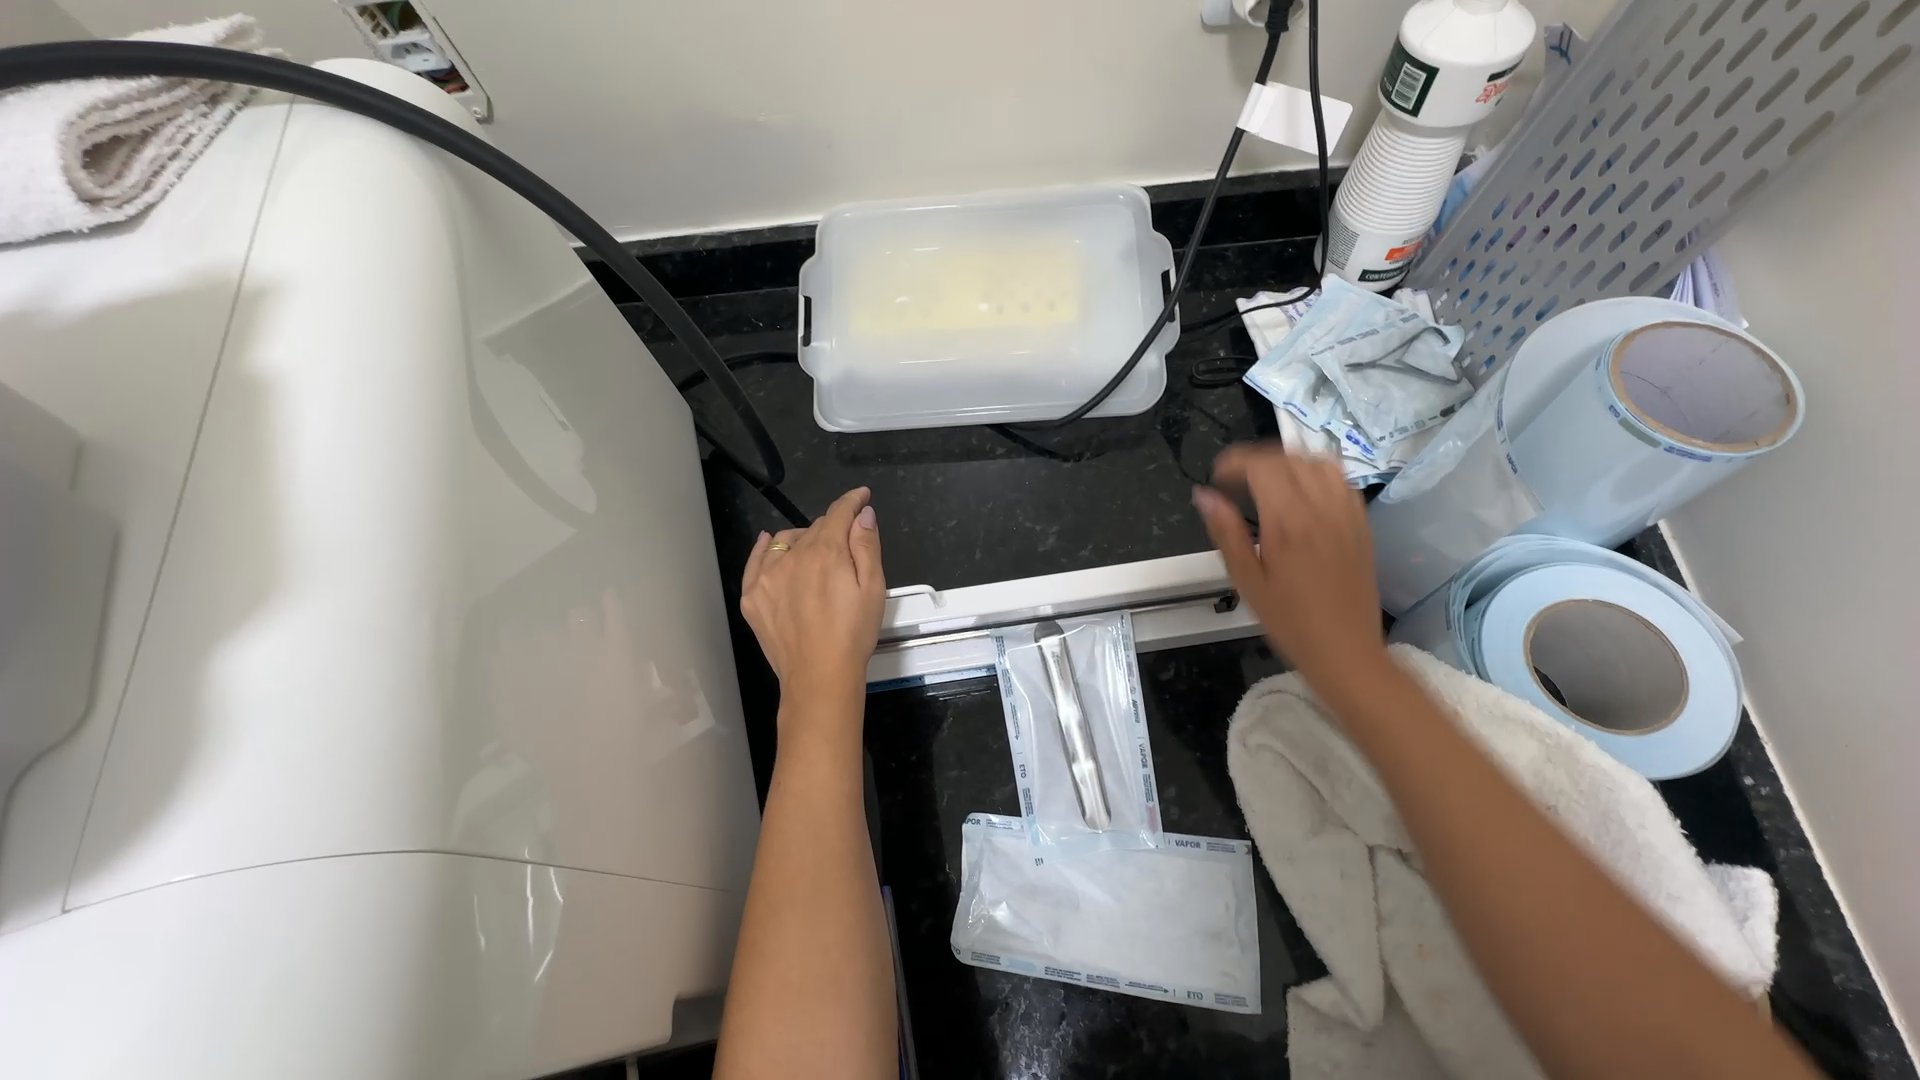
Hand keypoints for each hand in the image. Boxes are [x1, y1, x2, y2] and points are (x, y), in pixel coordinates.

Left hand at [741, 487, 885, 703]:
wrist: (819, 676)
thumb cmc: (853, 634)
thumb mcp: (874, 588)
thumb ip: (866, 545)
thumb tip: (863, 513)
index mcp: (826, 552)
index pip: (839, 513)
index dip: (852, 501)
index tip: (862, 496)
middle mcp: (793, 556)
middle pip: (814, 528)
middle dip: (832, 528)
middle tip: (846, 542)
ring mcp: (768, 576)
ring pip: (786, 540)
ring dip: (803, 538)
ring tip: (815, 552)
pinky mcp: (753, 597)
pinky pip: (756, 561)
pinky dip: (765, 547)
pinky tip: (770, 541)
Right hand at [1191, 443, 1388, 696]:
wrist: (1345, 649)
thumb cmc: (1289, 621)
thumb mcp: (1246, 581)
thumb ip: (1226, 532)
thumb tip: (1204, 495)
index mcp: (1288, 523)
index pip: (1262, 467)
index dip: (1235, 462)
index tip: (1217, 477)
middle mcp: (1321, 509)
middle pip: (1289, 458)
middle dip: (1257, 459)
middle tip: (1235, 480)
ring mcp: (1346, 513)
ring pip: (1318, 462)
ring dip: (1289, 460)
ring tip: (1267, 479)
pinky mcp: (1361, 523)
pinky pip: (1342, 480)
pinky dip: (1318, 472)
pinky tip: (1302, 490)